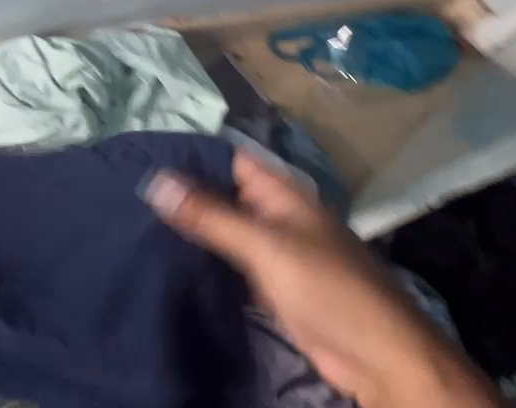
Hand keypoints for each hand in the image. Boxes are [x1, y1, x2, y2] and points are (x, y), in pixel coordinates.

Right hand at [146, 150, 501, 407]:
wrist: (384, 363)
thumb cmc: (329, 291)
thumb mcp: (265, 247)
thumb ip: (211, 215)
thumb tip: (154, 180)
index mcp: (282, 194)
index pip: (228, 157)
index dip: (190, 153)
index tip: (142, 156)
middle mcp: (277, 214)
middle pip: (223, 192)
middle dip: (183, 191)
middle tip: (130, 190)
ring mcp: (277, 250)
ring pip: (225, 227)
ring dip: (191, 225)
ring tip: (138, 219)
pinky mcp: (273, 284)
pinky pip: (231, 260)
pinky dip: (205, 257)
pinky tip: (170, 258)